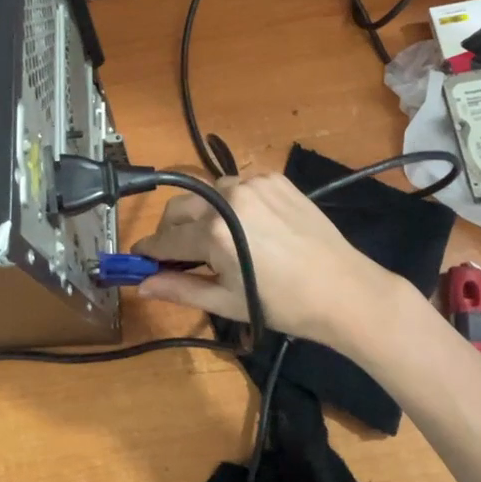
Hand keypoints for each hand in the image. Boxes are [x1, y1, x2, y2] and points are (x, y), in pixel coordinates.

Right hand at [131, 174, 407, 348]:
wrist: (343, 289)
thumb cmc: (283, 304)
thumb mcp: (227, 301)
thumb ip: (180, 290)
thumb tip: (142, 285)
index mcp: (214, 233)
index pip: (165, 239)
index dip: (148, 251)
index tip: (138, 259)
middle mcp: (228, 198)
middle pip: (178, 208)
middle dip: (171, 231)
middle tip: (178, 255)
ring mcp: (252, 183)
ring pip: (206, 193)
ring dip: (200, 214)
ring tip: (217, 241)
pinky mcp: (273, 177)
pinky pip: (236, 184)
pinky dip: (230, 202)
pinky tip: (246, 226)